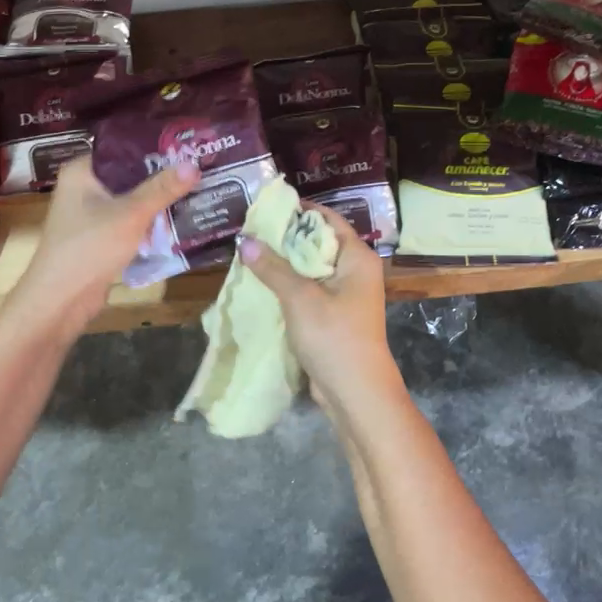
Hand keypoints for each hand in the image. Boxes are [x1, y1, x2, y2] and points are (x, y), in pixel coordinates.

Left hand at [9, 156, 198, 331]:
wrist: (60, 300)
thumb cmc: (90, 248)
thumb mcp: (131, 214)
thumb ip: (162, 189)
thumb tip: (193, 164)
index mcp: (82, 172)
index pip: (123, 150)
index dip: (154, 148)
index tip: (187, 146)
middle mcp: (84, 188)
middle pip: (130, 176)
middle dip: (162, 177)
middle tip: (200, 169)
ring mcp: (91, 215)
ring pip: (132, 201)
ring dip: (159, 202)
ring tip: (197, 191)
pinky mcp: (100, 238)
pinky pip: (130, 223)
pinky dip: (150, 223)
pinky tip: (179, 220)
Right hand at [237, 205, 401, 411]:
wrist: (356, 393)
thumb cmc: (335, 337)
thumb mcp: (300, 298)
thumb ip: (273, 268)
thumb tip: (244, 240)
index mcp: (357, 257)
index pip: (327, 220)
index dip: (297, 212)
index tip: (264, 208)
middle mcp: (355, 270)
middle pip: (317, 243)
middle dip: (284, 239)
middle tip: (248, 231)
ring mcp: (345, 295)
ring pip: (310, 269)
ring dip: (283, 265)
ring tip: (247, 253)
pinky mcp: (333, 316)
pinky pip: (308, 291)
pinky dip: (288, 287)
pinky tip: (260, 285)